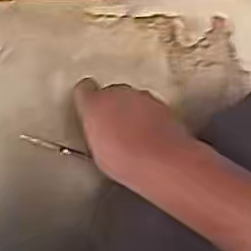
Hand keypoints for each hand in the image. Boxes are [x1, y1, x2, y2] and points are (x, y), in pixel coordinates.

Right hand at [73, 78, 193, 183]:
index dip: (87, 99)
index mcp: (94, 101)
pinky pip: (153, 111)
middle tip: (111, 127)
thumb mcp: (95, 150)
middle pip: (113, 92)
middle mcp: (120, 93)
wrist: (160, 161)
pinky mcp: (166, 109)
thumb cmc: (123, 156)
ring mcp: (145, 99)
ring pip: (135, 100)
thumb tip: (96, 132)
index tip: (87, 108)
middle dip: (112, 106)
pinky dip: (151, 120)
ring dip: (133, 112)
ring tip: (132, 136)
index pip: (85, 89)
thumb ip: (94, 131)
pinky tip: (149, 139)